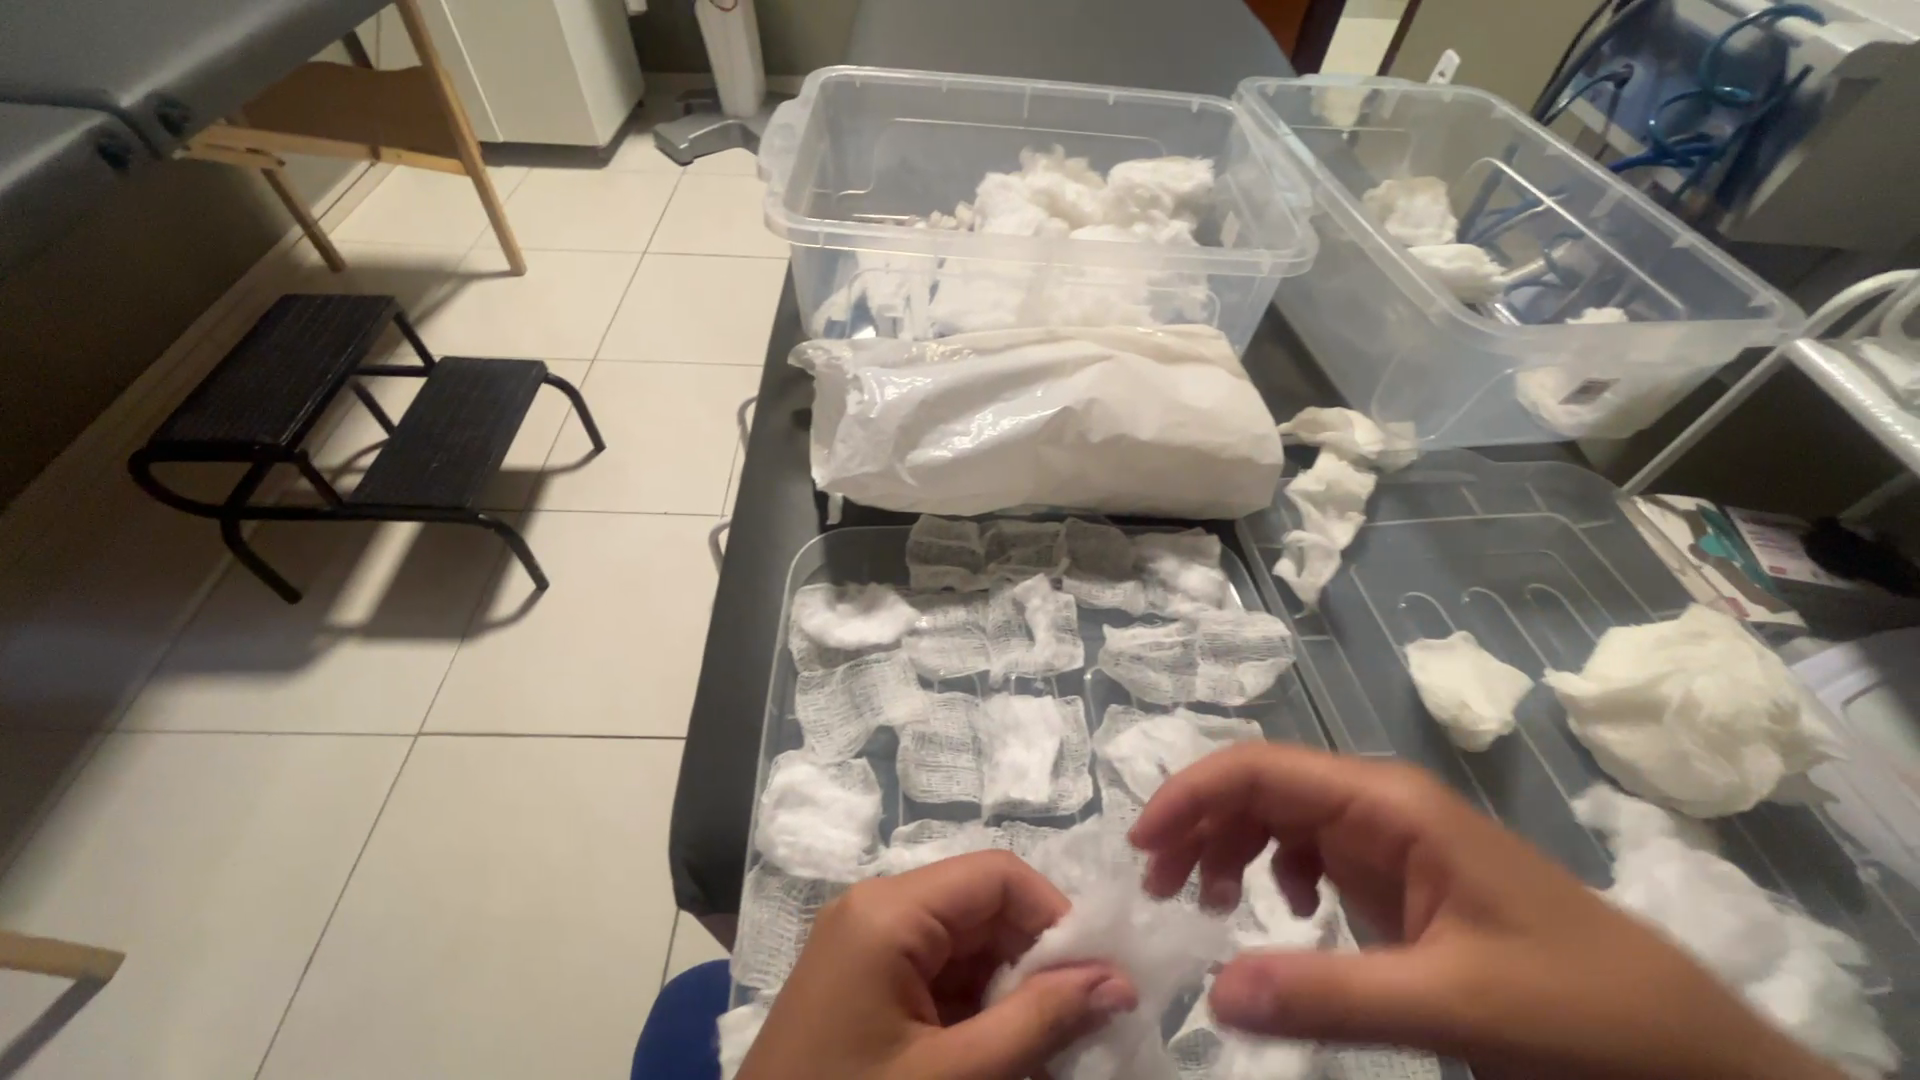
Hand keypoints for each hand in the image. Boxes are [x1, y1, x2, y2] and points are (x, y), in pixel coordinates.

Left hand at [738, 850, 1137, 1079]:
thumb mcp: (956, 1076)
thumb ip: (1041, 1021)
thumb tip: (1119, 980)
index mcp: (889, 910)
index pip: (997, 875)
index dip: (1055, 916)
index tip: (1096, 978)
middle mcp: (875, 909)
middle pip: (981, 906)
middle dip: (1035, 960)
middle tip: (1077, 1025)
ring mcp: (865, 944)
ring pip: (965, 943)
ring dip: (1010, 991)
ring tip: (1042, 1051)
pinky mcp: (863, 980)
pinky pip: (937, 973)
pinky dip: (976, 1009)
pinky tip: (1000, 1057)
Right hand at [1130, 743, 1846, 1079]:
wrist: (1685, 1051)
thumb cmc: (1576, 1008)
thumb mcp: (1448, 1004)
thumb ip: (1325, 993)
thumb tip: (1210, 992)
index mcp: (1387, 803)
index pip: (1261, 768)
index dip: (1191, 794)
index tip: (1143, 847)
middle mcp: (1379, 804)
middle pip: (1260, 786)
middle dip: (1198, 824)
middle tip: (1162, 888)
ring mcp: (1388, 839)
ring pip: (1277, 816)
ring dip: (1228, 847)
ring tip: (1204, 904)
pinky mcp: (1397, 876)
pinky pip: (1308, 852)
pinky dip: (1271, 873)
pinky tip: (1279, 915)